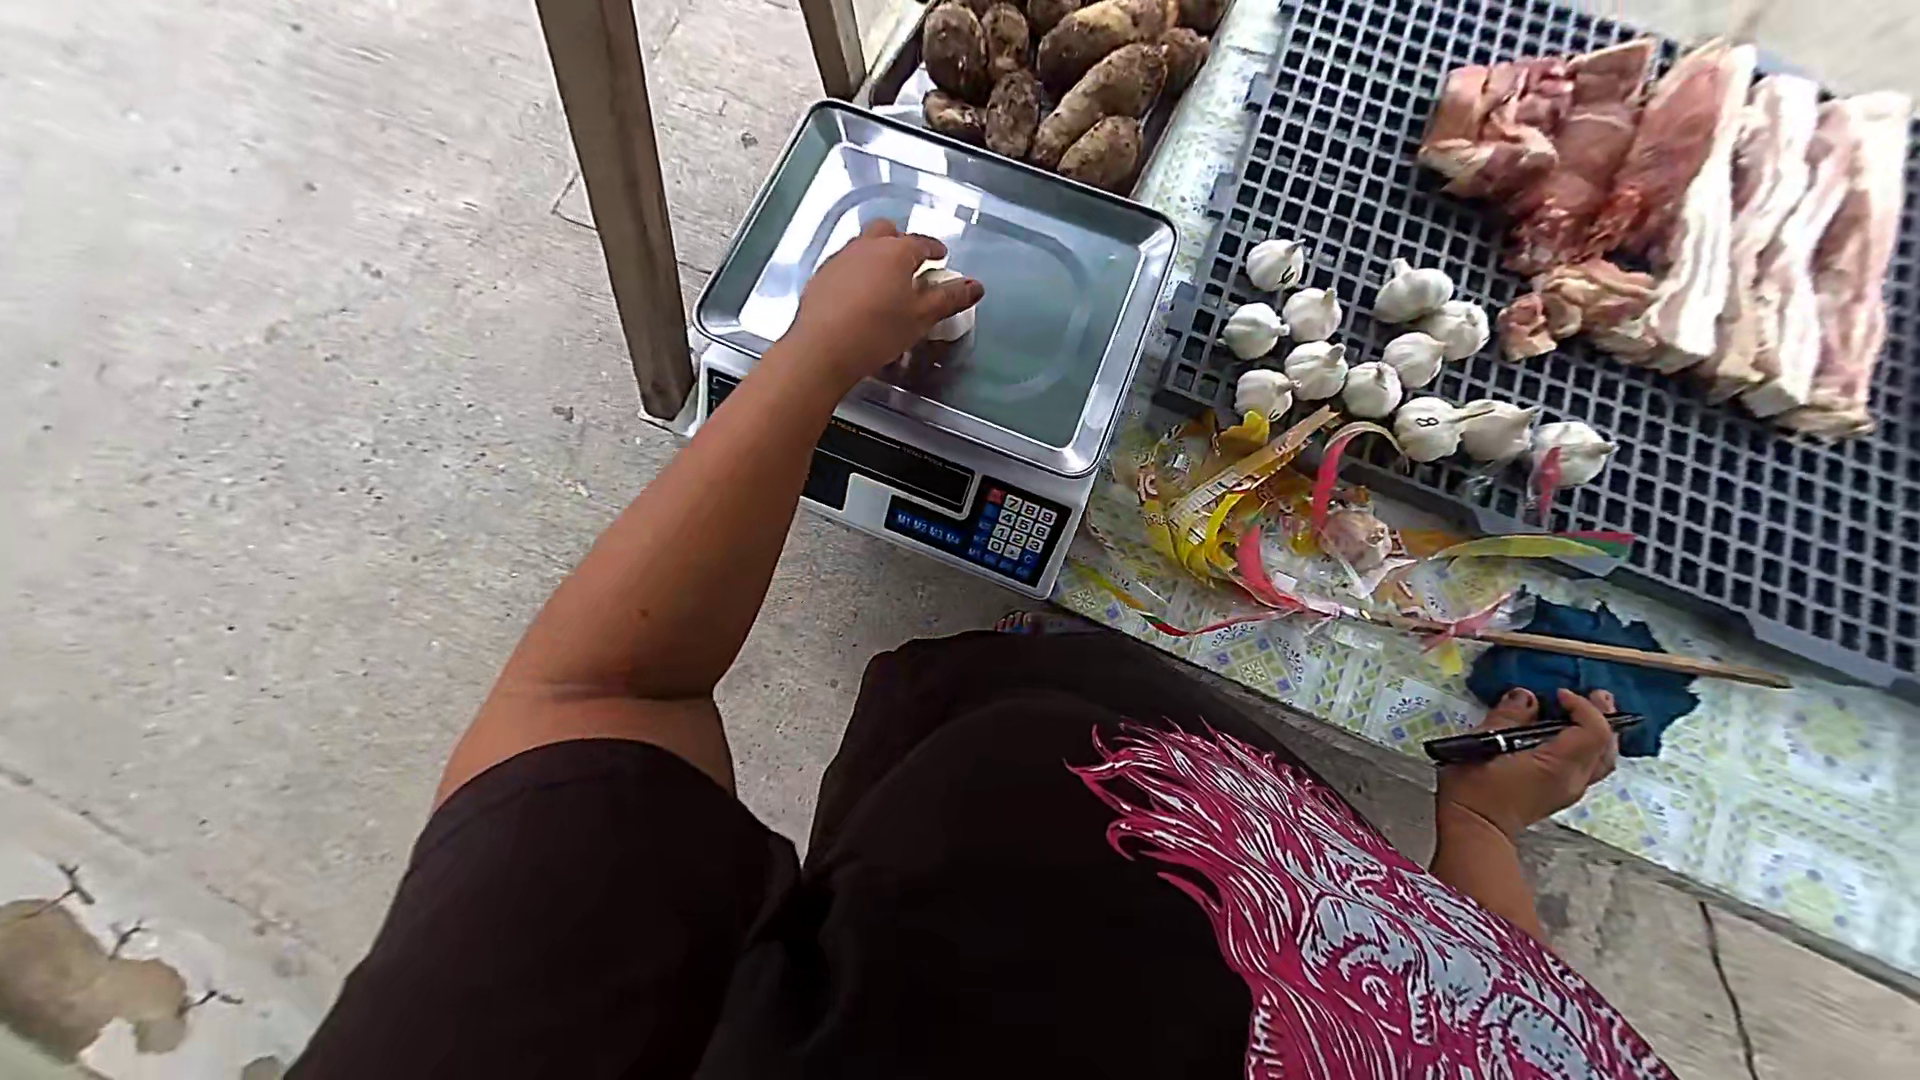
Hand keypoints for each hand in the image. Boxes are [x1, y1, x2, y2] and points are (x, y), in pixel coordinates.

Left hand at [776, 218, 984, 390]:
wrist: (823, 349)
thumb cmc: (876, 332)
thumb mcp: (921, 318)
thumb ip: (949, 299)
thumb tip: (975, 287)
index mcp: (896, 251)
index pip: (922, 242)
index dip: (934, 249)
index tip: (940, 256)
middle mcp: (866, 246)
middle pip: (888, 231)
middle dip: (902, 242)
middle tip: (912, 261)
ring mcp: (840, 259)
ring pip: (863, 245)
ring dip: (877, 255)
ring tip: (886, 279)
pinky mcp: (821, 277)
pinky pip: (845, 265)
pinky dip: (857, 272)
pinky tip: (859, 295)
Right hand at [1436, 687, 1618, 839]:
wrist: (1474, 825)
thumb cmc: (1473, 785)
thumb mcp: (1482, 745)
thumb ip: (1507, 719)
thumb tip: (1526, 696)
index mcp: (1557, 766)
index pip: (1591, 732)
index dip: (1582, 708)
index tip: (1557, 694)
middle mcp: (1573, 779)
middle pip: (1605, 746)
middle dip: (1603, 718)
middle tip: (1596, 695)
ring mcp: (1570, 788)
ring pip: (1601, 758)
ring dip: (1598, 732)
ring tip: (1586, 712)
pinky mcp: (1559, 791)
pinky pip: (1588, 765)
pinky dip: (1587, 745)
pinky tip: (1569, 736)